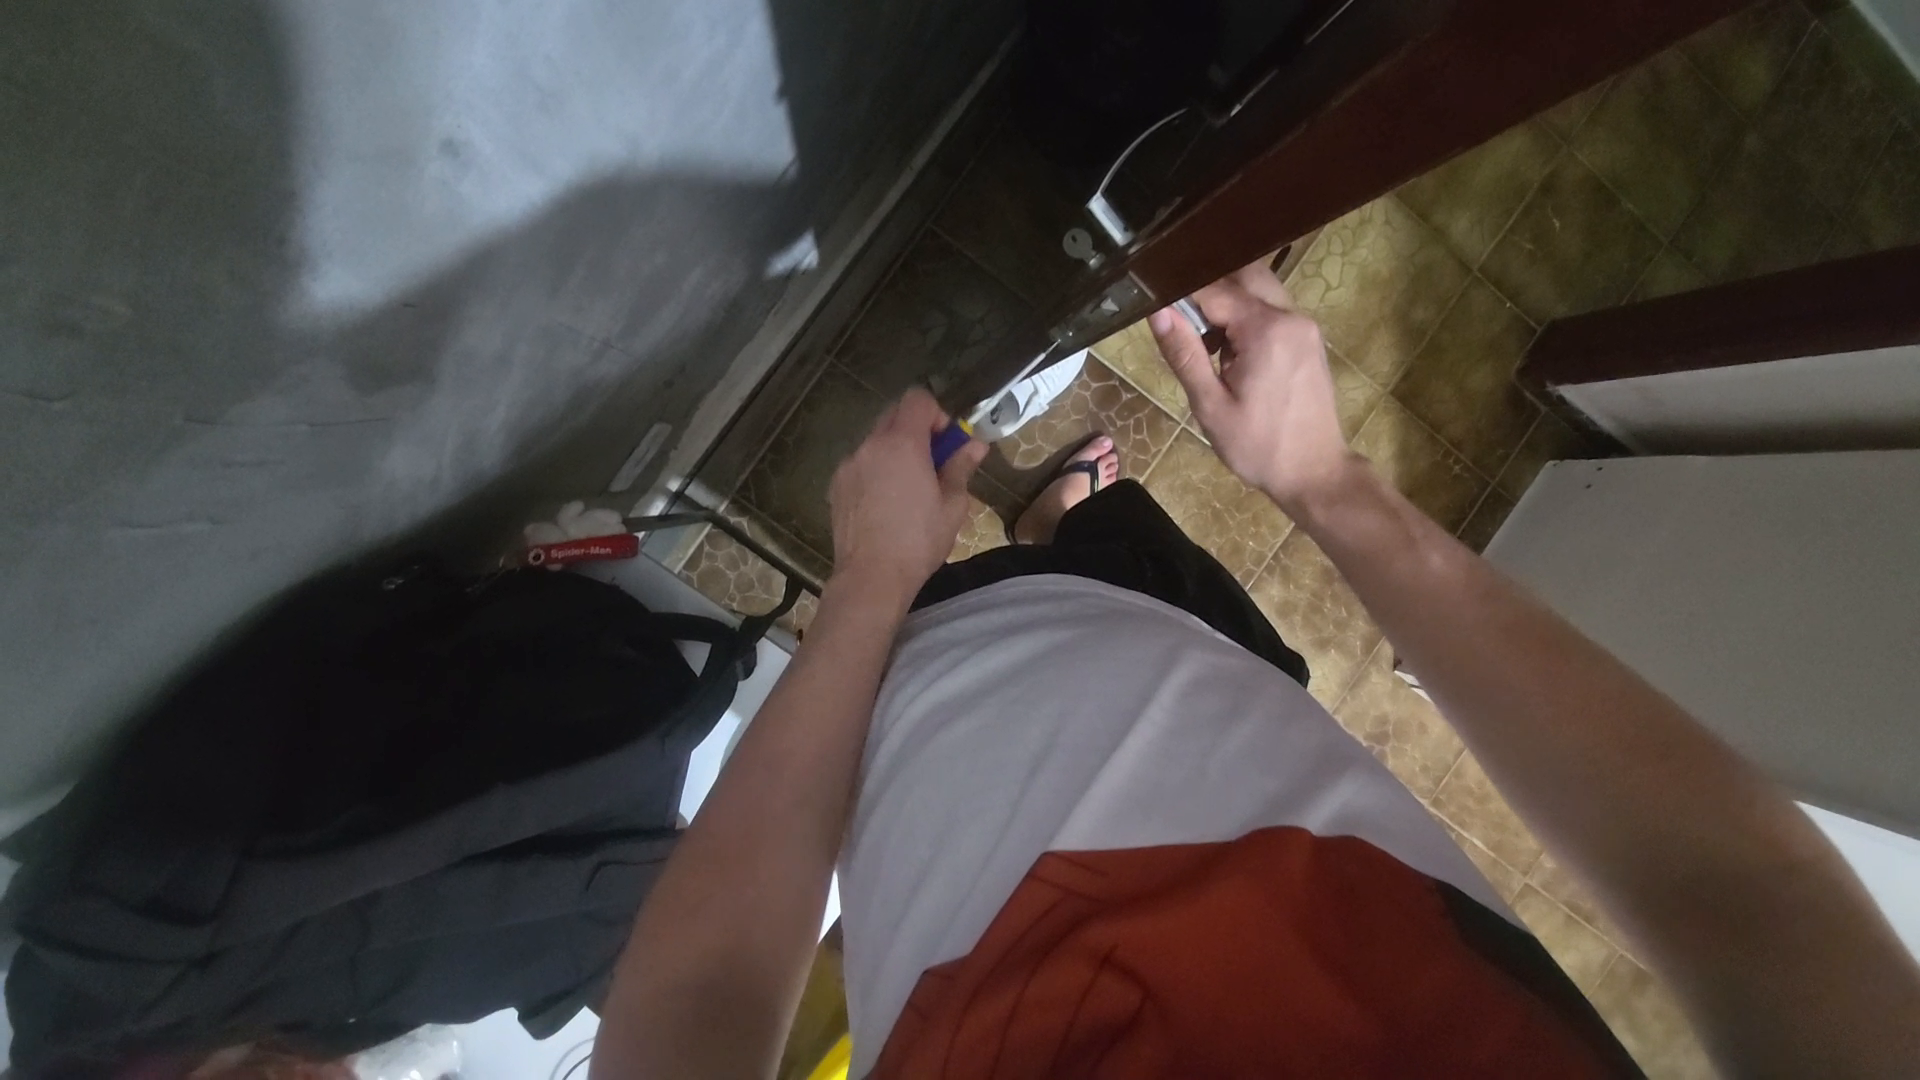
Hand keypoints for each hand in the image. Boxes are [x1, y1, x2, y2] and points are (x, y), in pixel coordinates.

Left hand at [827, 388, 986, 600]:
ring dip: (895, 451)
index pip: (918, 399)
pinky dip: (876, 470)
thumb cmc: (919, 541)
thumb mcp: (952, 505)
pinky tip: (885, 503)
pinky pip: (860, 464)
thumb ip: (961, 468)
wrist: (871, 576)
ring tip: (908, 488)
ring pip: (875, 441)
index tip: (946, 442)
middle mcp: (870, 445)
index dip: (936, 414)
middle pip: (894, 415)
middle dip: (916, 430)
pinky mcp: (836, 486)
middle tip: (933, 463)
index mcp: (902, 444)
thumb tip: (975, 445)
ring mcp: (849, 465)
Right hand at [1147, 261, 1354, 509]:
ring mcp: (1305, 327)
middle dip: (1209, 291)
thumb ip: (1185, 354)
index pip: (1215, 291)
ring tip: (1204, 345)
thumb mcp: (1210, 405)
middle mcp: (1291, 317)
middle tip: (1180, 321)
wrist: (1313, 472)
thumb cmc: (1257, 446)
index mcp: (1266, 330)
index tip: (1154, 299)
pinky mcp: (1308, 340)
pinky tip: (1229, 354)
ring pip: (1260, 292)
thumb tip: (1158, 312)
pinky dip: (1246, 320)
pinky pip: (1273, 312)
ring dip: (1228, 306)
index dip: (1182, 293)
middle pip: (1245, 276)